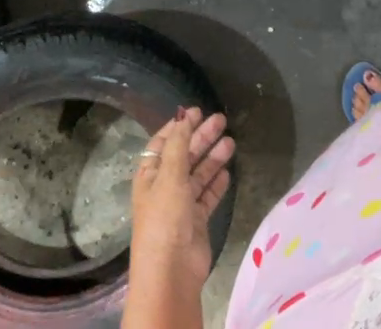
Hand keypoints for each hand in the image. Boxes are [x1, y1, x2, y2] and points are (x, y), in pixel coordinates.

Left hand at [131, 109, 233, 292]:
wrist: (171, 270)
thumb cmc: (165, 217)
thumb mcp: (170, 175)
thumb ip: (179, 145)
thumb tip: (182, 115)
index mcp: (150, 175)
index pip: (163, 143)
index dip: (179, 127)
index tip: (196, 111)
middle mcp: (164, 187)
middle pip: (184, 155)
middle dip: (201, 137)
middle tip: (221, 120)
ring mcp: (181, 204)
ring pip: (198, 174)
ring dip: (213, 158)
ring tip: (231, 142)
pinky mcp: (196, 220)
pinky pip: (207, 196)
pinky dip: (216, 183)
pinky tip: (228, 172)